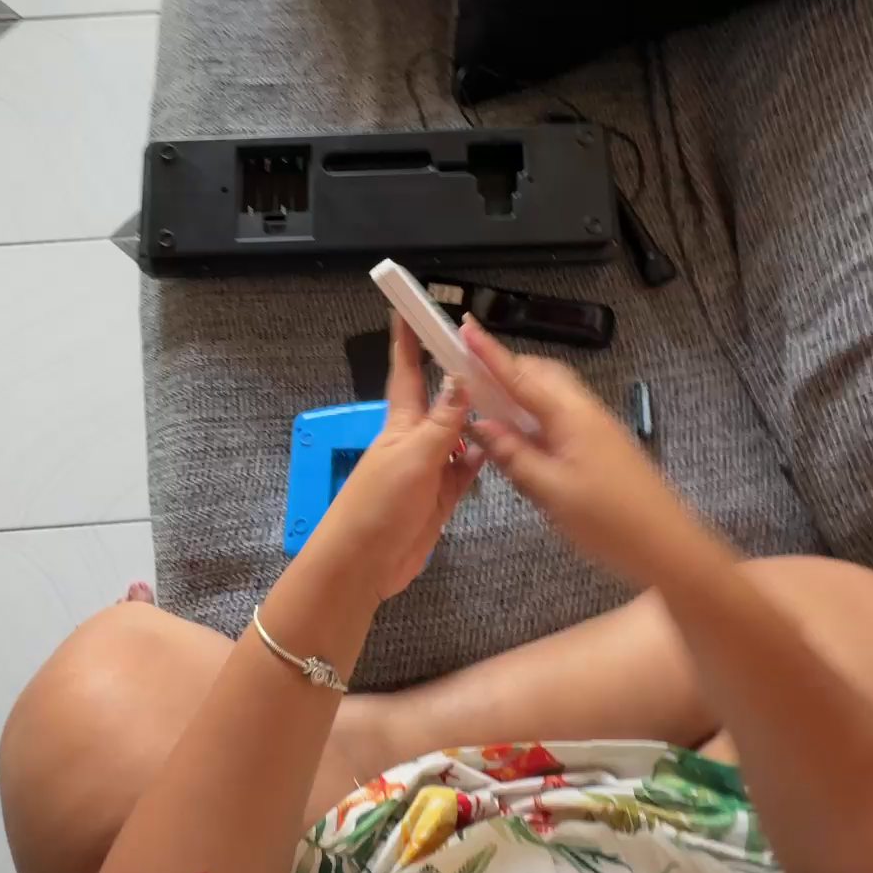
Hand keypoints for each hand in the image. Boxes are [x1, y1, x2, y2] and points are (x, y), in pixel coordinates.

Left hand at [305, 315, 485, 601]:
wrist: (365, 563)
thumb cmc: (380, 503)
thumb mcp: (414, 456)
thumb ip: (443, 421)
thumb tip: (461, 378)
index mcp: (399, 422)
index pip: (405, 371)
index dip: (406, 341)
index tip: (409, 309)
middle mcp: (415, 439)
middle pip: (439, 400)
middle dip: (454, 374)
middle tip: (483, 352)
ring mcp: (429, 467)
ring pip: (459, 433)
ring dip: (477, 416)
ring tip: (506, 395)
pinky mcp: (441, 495)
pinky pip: (466, 468)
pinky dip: (482, 456)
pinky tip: (501, 444)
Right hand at [461, 318, 675, 576]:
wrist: (670, 547)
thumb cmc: (609, 521)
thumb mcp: (549, 492)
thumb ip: (512, 455)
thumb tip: (480, 424)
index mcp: (569, 417)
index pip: (520, 376)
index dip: (489, 352)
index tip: (466, 326)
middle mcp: (584, 411)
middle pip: (540, 374)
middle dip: (505, 366)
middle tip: (471, 373)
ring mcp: (596, 426)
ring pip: (551, 393)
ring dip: (519, 390)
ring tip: (489, 403)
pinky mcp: (600, 444)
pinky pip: (560, 414)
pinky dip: (534, 412)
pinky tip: (520, 435)